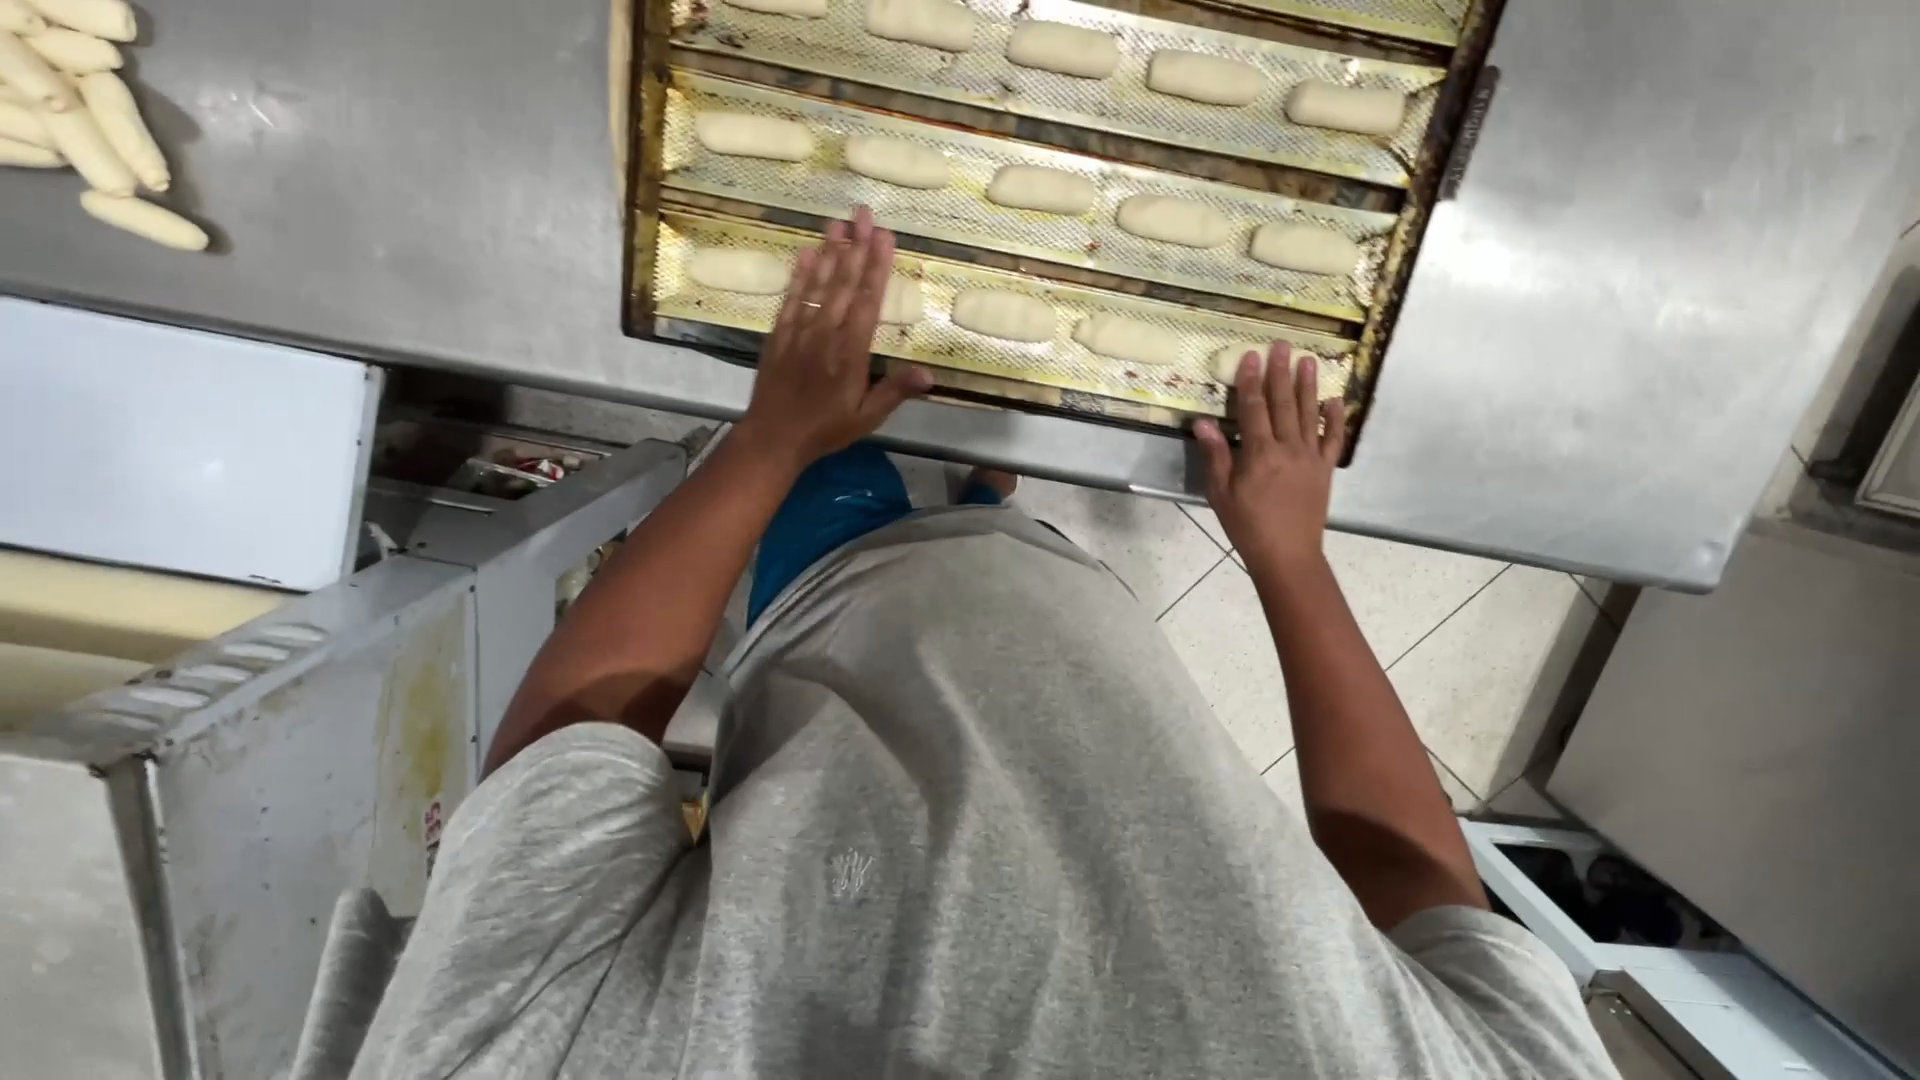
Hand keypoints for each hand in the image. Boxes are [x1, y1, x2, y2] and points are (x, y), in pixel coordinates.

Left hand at [737, 204, 932, 470]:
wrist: (773, 438)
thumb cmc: (825, 430)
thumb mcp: (867, 418)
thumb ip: (895, 391)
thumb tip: (929, 374)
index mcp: (850, 354)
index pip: (867, 303)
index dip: (877, 268)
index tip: (885, 238)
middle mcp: (825, 335)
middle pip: (842, 284)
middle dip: (856, 247)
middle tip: (864, 213)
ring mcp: (799, 332)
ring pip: (816, 285)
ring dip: (829, 252)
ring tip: (838, 222)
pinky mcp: (779, 335)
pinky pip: (791, 298)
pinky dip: (799, 275)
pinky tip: (806, 253)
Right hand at [1193, 341, 1345, 573]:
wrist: (1287, 554)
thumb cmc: (1247, 526)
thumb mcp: (1221, 493)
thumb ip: (1215, 455)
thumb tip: (1202, 422)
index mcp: (1259, 453)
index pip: (1254, 408)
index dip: (1251, 380)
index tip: (1250, 355)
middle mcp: (1288, 447)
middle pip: (1283, 402)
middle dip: (1280, 372)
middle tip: (1281, 344)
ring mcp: (1310, 457)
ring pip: (1309, 413)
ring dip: (1308, 385)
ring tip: (1309, 360)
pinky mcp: (1325, 469)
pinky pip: (1332, 438)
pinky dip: (1335, 417)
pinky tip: (1335, 399)